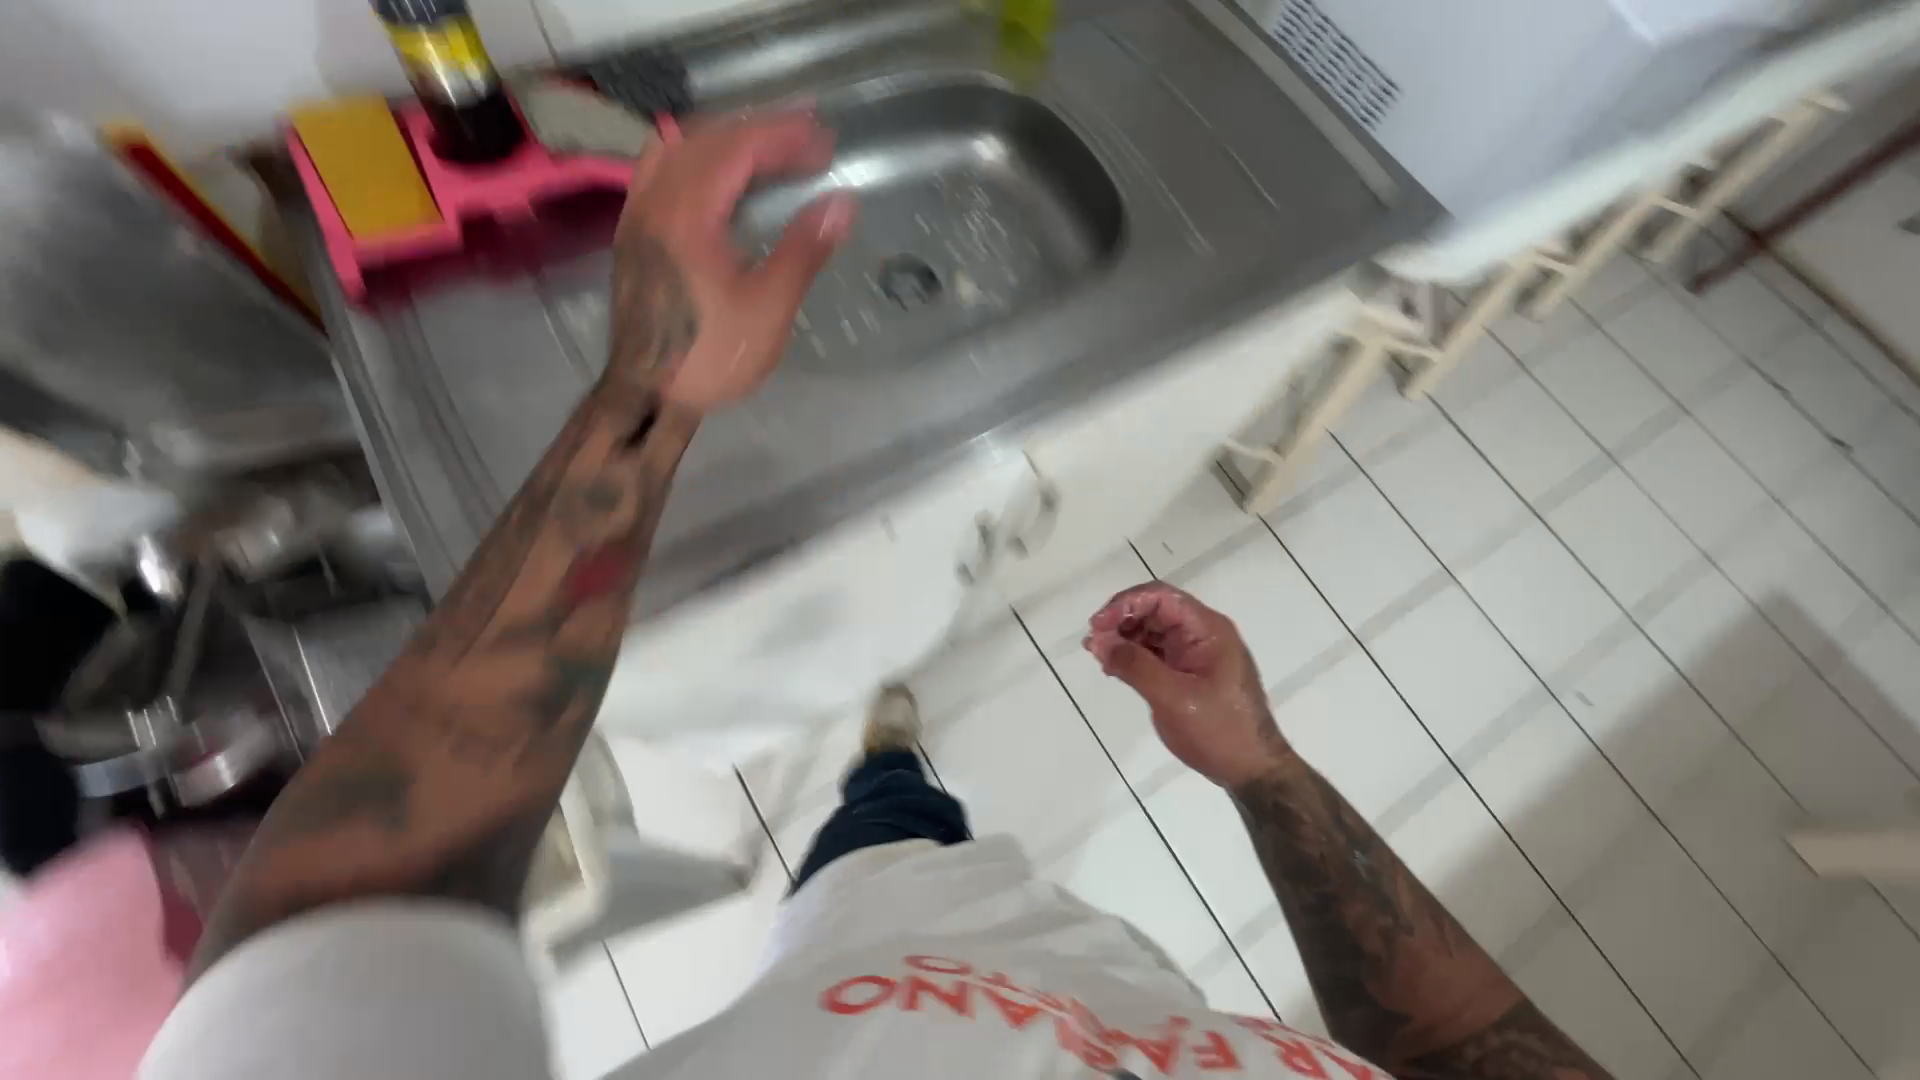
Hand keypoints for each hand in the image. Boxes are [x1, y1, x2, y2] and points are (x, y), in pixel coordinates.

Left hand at [609, 109, 855, 409]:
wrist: (646, 392)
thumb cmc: (711, 355)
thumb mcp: (768, 308)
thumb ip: (803, 250)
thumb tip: (841, 203)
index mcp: (688, 213)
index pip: (738, 147)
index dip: (784, 136)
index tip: (825, 138)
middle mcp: (656, 199)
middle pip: (708, 137)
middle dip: (761, 129)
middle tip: (809, 137)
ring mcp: (638, 213)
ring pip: (680, 148)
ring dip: (728, 137)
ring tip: (770, 146)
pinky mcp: (634, 232)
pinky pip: (661, 167)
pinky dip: (697, 155)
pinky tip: (717, 171)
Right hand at [1085, 582, 1290, 790]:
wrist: (1253, 770)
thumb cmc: (1218, 731)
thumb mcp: (1173, 698)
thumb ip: (1134, 665)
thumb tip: (1097, 640)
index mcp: (1207, 630)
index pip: (1160, 597)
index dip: (1125, 604)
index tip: (1097, 626)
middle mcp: (1203, 634)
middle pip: (1155, 610)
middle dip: (1121, 620)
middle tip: (1094, 644)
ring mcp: (1197, 653)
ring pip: (1153, 630)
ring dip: (1124, 638)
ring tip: (1100, 658)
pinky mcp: (1189, 672)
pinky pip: (1156, 652)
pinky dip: (1134, 656)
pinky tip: (1114, 669)